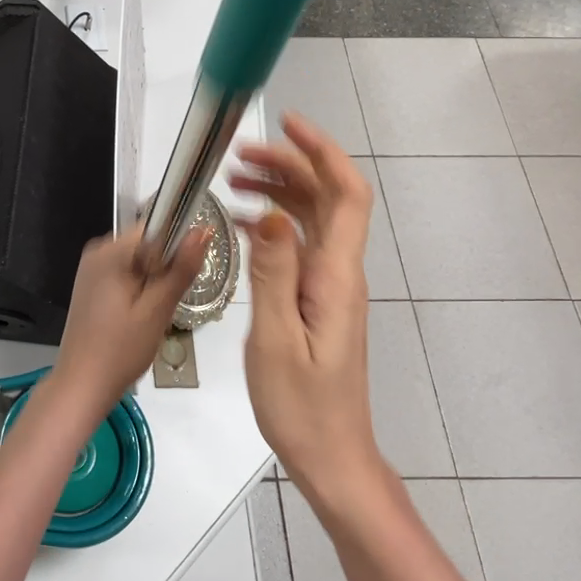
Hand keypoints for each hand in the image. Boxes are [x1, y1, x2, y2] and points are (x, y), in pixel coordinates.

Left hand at [50, 225, 208, 409]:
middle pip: (147, 246)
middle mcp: (97, 253)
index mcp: (110, 251)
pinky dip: (138, 294)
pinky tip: (138, 320)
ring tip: (152, 317)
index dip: (176, 249)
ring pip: (139, 264)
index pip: (156, 228)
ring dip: (153, 285)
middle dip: (164, 271)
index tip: (182, 279)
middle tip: (165, 306)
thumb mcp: (158, 309)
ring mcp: (91, 270)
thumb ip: (181, 268)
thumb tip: (203, 230)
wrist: (82, 385)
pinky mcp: (91, 288)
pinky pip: (125, 278)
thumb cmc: (120, 350)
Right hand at [230, 112, 382, 495]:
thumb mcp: (276, 340)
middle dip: (289, 166)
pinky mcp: (318, 303)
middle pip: (328, 200)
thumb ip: (274, 274)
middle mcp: (340, 274)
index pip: (345, 195)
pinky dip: (274, 224)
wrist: (331, 456)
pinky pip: (300, 247)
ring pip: (313, 221)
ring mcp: (331, 288)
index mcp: (336, 278)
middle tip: (238, 156)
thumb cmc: (302, 407)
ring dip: (280, 192)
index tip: (287, 125)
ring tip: (235, 181)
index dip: (322, 152)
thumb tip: (271, 213)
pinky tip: (244, 224)